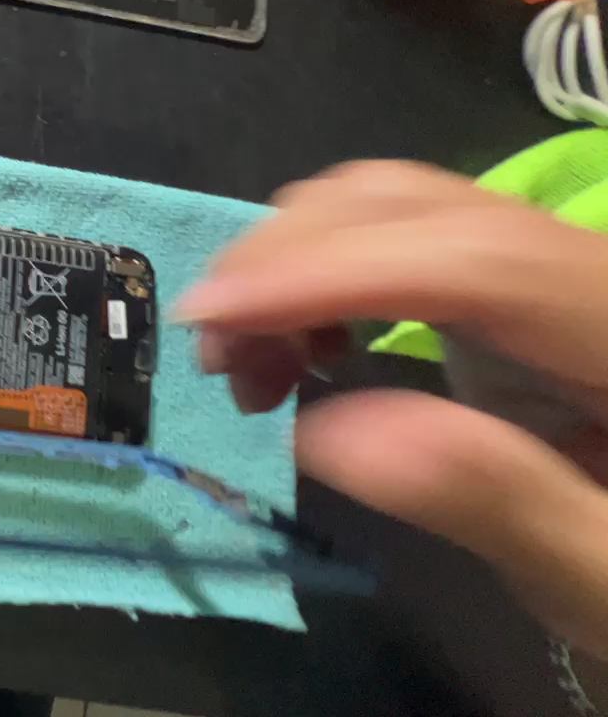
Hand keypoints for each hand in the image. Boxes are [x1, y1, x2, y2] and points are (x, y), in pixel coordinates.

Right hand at [177, 161, 607, 654]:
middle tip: (215, 355)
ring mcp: (533, 258)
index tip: (205, 317)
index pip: (471, 260)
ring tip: (246, 357)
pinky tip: (298, 344)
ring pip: (371, 202)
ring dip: (274, 265)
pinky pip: (369, 226)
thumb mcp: (600, 572)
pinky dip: (296, 270)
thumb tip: (327, 432)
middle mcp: (585, 268)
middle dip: (274, 263)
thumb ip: (493, 499)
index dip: (324, 273)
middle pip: (400, 205)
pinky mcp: (488, 271)